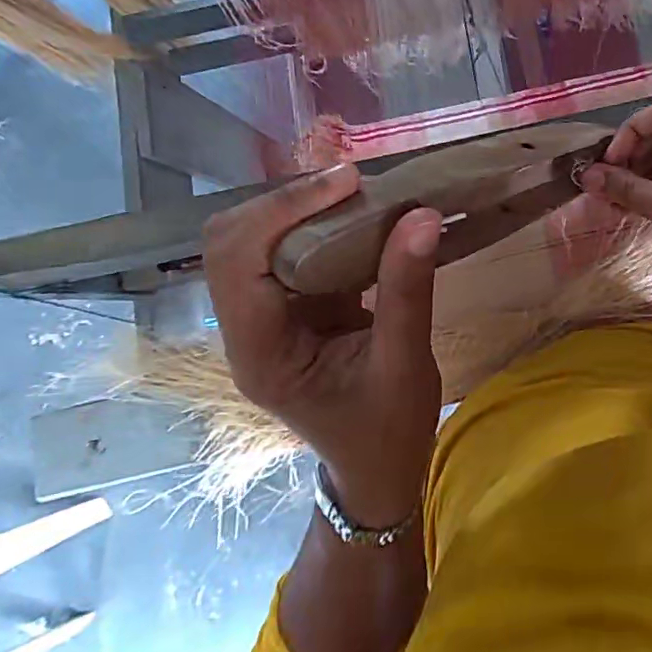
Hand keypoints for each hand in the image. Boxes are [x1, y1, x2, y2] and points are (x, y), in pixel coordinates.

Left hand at [203, 166, 443, 524]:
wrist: (377, 469)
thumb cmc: (388, 431)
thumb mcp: (405, 365)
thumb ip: (407, 291)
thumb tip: (422, 215)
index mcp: (259, 353)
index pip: (238, 260)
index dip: (283, 210)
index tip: (347, 183)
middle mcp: (245, 331)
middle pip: (230, 242)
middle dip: (284, 203)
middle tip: (350, 186)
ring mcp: (261, 319)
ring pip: (252, 240)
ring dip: (297, 210)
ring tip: (355, 193)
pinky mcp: (285, 310)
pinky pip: (283, 252)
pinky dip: (315, 226)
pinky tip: (354, 216)